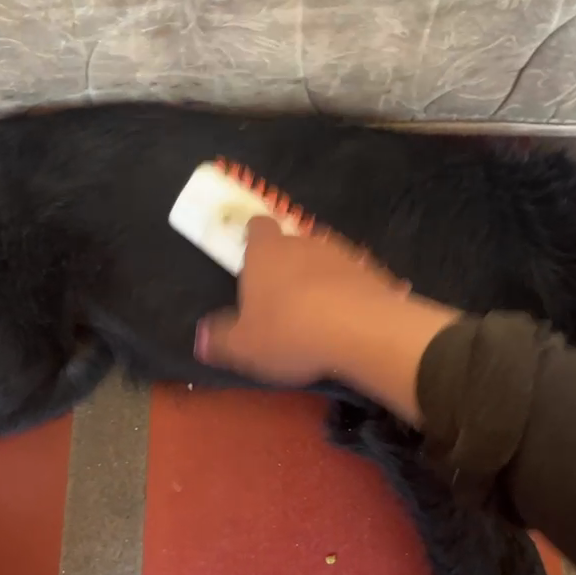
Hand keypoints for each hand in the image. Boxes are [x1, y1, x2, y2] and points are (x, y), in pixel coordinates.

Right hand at [196, 219, 460, 421]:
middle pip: (292, 243)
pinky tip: (351, 320)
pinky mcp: (373, 272)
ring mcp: (342, 254)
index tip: (252, 255)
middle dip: (288, 264)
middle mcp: (303, 242)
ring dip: (321, 278)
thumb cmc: (288, 332)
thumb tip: (202, 337)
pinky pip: (356, 280)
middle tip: (283, 297)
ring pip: (326, 260)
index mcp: (266, 252)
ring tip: (319, 312)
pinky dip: (351, 294)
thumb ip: (220, 338)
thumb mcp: (243, 346)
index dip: (254, 238)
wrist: (361, 330)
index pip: (257, 227)